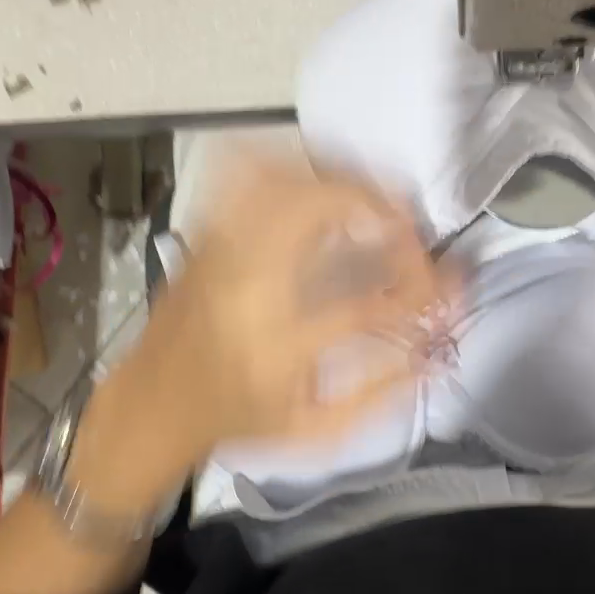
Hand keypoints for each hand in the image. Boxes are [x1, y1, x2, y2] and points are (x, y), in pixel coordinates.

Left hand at [72, 156, 452, 500]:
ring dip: (335, 175)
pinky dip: (288, 162)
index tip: (443, 286)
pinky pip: (241, 169)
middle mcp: (243, 287)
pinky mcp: (206, 233)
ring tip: (368, 196)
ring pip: (277, 175)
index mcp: (275, 346)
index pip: (364, 303)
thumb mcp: (314, 431)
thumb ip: (382, 394)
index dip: (418, 287)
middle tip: (405, 223)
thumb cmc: (237, 419)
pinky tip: (317, 177)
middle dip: (377, 203)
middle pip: (316, 208)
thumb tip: (437, 353)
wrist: (152, 404)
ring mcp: (218, 251)